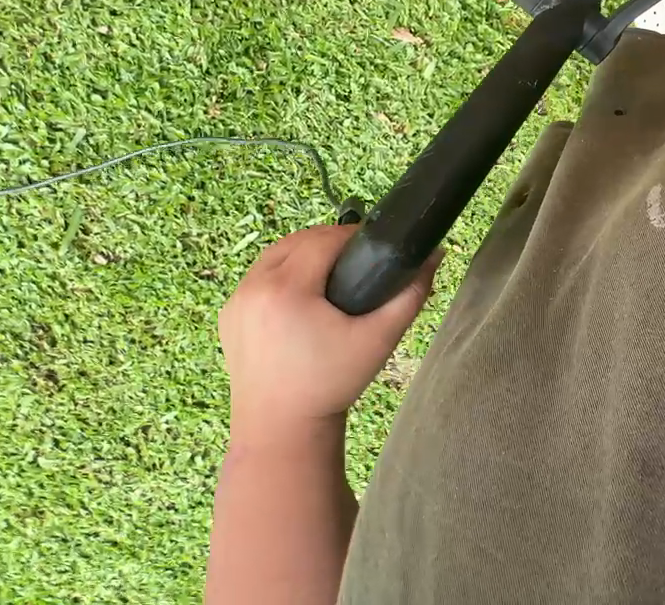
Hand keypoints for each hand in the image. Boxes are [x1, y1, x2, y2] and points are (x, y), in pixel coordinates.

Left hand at [219, 223, 433, 439]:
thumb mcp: (381, 337)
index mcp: (285, 289)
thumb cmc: (333, 381)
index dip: (354, 236)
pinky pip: (260, 275)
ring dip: (306, 252)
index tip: (377, 248)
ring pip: (276, 254)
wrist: (281, 428)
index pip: (323, 239)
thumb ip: (413, 292)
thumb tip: (436, 253)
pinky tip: (307, 290)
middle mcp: (253, 288)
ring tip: (337, 271)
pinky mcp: (228, 315)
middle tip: (362, 259)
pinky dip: (285, 271)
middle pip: (298, 240)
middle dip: (331, 241)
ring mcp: (235, 301)